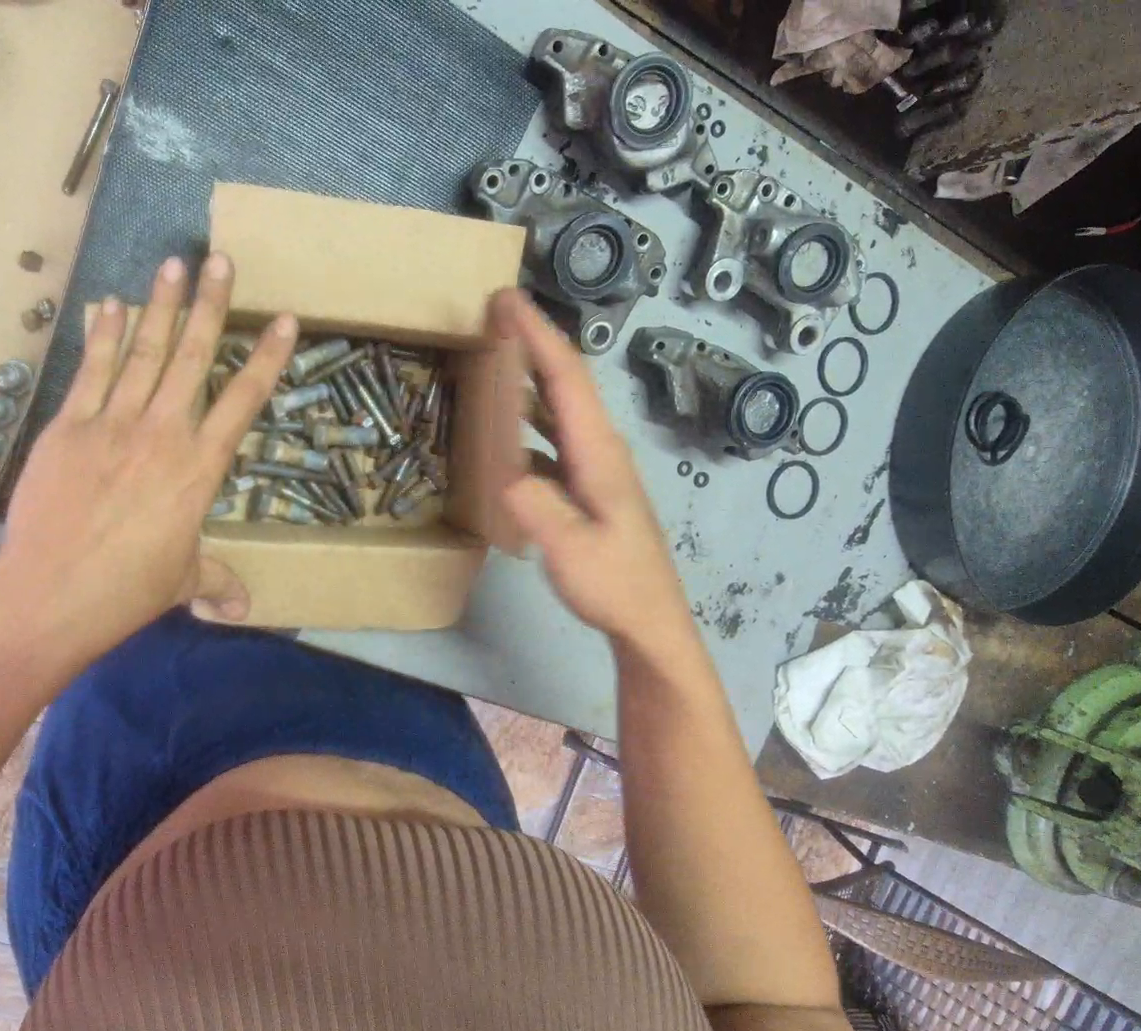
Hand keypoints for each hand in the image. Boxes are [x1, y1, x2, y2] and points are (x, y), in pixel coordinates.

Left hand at [0, 254, 297, 661]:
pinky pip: (91, 371)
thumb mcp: (181, 581)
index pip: (243, 401)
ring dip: (159, 306)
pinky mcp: (67, 427)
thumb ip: (215, 582)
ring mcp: (111, 424)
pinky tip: (110, 304)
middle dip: (210, 305)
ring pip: (143, 353)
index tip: (283, 319)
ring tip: (171, 263)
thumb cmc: (126, 591)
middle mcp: (162, 433)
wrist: (51, 593)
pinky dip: (103, 336)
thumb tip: (241, 609)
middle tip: (219, 259)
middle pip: (192, 357)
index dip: (266, 357)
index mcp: (199, 469)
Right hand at [492, 291, 693, 652]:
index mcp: (599, 453)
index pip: (566, 379)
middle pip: (566, 381)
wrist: (648, 620)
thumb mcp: (571, 552)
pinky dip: (528, 417)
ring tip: (493, 356)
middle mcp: (600, 448)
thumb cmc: (615, 586)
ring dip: (529, 376)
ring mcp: (596, 467)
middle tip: (492, 314)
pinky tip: (504, 428)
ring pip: (560, 406)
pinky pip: (553, 436)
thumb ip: (537, 509)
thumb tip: (505, 472)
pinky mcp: (587, 485)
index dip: (536, 335)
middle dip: (531, 341)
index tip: (505, 300)